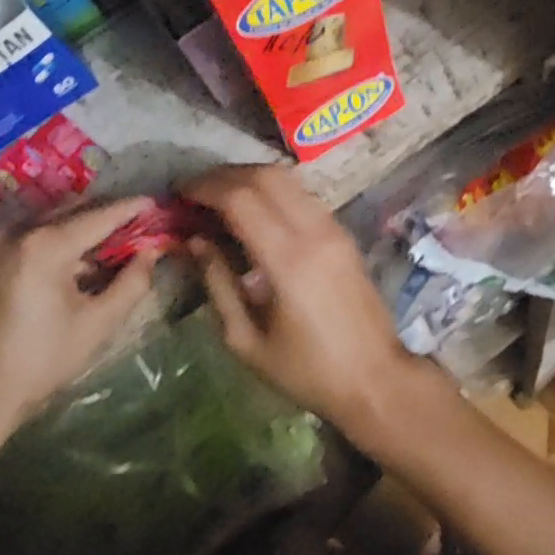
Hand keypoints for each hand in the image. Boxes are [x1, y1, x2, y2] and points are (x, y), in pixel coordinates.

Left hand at [0, 198, 159, 493]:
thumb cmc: (40, 363)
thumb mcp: (97, 324)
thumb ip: (131, 282)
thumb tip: (152, 252)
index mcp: (44, 245)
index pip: (99, 216)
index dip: (131, 209)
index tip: (156, 203)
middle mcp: (16, 231)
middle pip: (74, 211)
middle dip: (108, 216)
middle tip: (140, 224)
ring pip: (52, 220)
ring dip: (84, 227)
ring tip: (115, 241)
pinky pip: (32, 234)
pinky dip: (59, 239)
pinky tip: (79, 257)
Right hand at [179, 166, 414, 433]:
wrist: (376, 378)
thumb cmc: (307, 371)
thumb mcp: (247, 340)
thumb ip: (218, 284)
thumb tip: (195, 240)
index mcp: (287, 260)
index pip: (240, 198)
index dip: (205, 188)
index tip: (178, 194)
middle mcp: (313, 231)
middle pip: (265, 176)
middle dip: (223, 176)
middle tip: (194, 191)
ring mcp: (333, 227)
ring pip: (287, 178)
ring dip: (248, 177)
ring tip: (218, 196)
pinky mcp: (343, 232)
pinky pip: (302, 193)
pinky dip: (272, 189)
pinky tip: (253, 210)